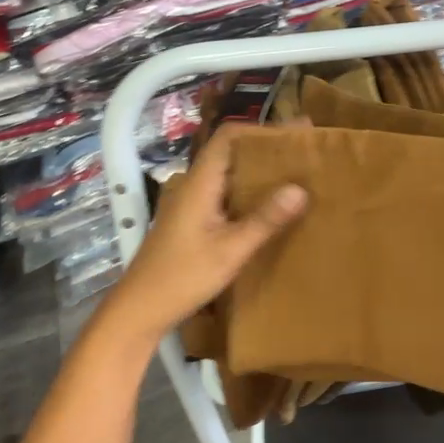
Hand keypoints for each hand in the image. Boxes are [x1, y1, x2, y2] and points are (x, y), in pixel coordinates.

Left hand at [105, 125, 306, 340]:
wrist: (138, 312)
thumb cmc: (181, 278)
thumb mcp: (230, 251)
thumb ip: (265, 220)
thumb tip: (300, 189)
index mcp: (201, 183)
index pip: (228, 136)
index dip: (261, 129)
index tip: (296, 134)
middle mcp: (196, 186)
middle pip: (233, 152)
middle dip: (268, 149)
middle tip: (305, 153)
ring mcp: (194, 204)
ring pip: (232, 175)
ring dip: (262, 172)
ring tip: (298, 175)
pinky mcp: (196, 222)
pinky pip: (229, 195)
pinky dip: (252, 193)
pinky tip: (274, 207)